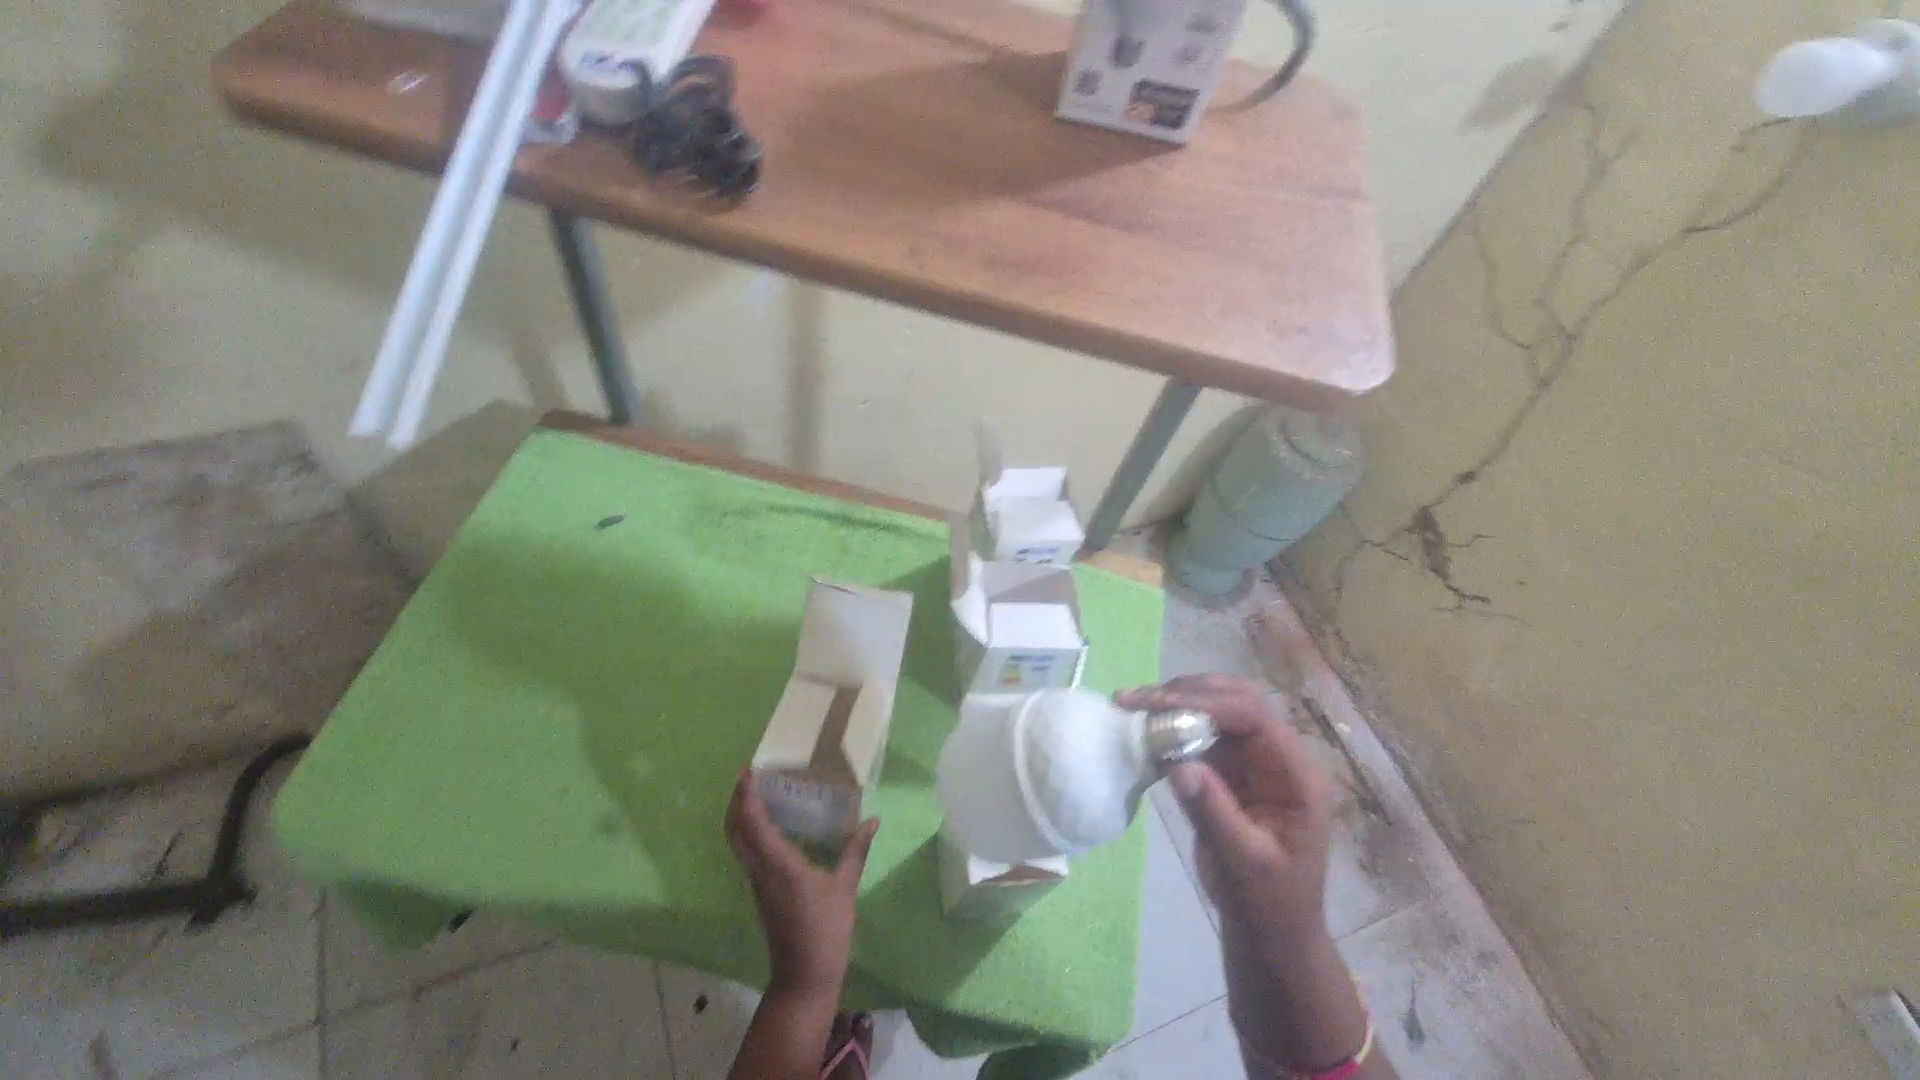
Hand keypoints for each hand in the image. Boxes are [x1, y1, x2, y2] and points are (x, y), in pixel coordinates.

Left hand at [725, 771, 878, 998]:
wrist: (805, 976)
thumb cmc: (827, 930)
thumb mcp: (846, 888)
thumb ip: (856, 851)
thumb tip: (873, 820)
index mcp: (780, 864)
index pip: (753, 822)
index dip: (747, 795)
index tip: (748, 771)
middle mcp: (760, 870)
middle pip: (734, 830)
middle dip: (736, 801)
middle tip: (749, 778)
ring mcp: (756, 883)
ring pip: (737, 843)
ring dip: (740, 817)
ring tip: (756, 795)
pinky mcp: (759, 892)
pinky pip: (746, 854)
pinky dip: (749, 833)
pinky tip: (768, 827)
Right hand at [1117, 674, 1334, 947]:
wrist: (1272, 934)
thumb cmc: (1268, 904)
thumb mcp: (1244, 864)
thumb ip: (1214, 813)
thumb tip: (1177, 764)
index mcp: (1297, 775)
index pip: (1252, 717)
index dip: (1204, 703)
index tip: (1154, 706)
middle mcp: (1279, 757)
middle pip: (1237, 700)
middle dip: (1186, 692)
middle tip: (1135, 699)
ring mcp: (1256, 761)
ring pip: (1218, 709)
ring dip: (1176, 702)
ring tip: (1132, 705)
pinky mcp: (1232, 770)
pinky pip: (1202, 734)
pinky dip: (1172, 726)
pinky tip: (1143, 730)